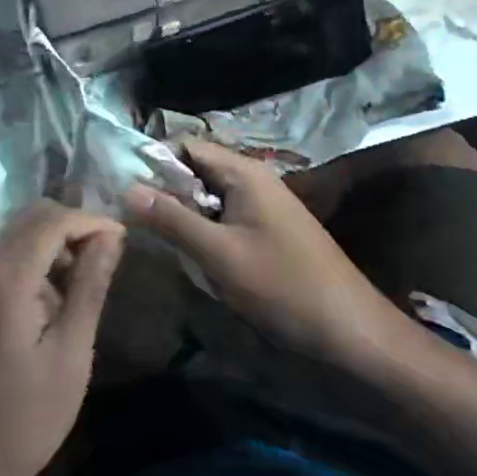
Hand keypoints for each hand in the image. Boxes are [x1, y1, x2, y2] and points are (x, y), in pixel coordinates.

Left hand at [0, 201, 125, 475]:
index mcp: (6, 278)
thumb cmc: (25, 416)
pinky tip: (52, 293)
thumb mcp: (71, 354)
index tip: (124, 238)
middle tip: (106, 256)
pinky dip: (34, 255)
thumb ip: (89, 287)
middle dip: (73, 225)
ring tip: (83, 279)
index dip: (91, 220)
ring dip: (54, 240)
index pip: (52, 221)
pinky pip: (5, 251)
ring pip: (18, 230)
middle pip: (32, 216)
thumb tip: (112, 237)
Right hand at [124, 136, 411, 364]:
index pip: (186, 146)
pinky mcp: (268, 227)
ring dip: (183, 210)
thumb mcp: (219, 254)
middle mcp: (253, 178)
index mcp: (243, 172)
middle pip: (196, 168)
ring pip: (209, 194)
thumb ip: (172, 219)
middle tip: (133, 215)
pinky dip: (204, 226)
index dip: (154, 161)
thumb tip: (127, 188)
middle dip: (165, 188)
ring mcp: (263, 203)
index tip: (124, 186)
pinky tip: (190, 251)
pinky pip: (224, 214)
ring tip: (154, 234)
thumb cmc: (283, 285)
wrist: (351, 329)